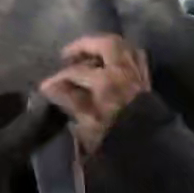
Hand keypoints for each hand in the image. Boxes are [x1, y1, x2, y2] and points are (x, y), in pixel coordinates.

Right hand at [37, 34, 150, 153]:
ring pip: (123, 47)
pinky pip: (136, 56)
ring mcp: (138, 73)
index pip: (77, 72)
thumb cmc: (116, 138)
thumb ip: (71, 101)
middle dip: (84, 46)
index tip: (46, 86)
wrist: (147, 146)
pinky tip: (113, 61)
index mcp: (106, 82)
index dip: (59, 78)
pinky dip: (123, 54)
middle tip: (68, 55)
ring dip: (104, 46)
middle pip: (104, 45)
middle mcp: (123, 71)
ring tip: (91, 53)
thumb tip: (50, 88)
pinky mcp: (147, 80)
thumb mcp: (88, 123)